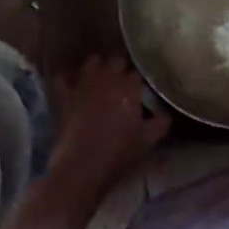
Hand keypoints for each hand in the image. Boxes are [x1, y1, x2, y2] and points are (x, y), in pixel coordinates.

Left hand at [48, 56, 169, 191]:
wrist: (82, 167)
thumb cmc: (119, 152)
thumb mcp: (148, 141)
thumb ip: (160, 123)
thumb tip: (165, 114)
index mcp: (128, 86)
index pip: (138, 74)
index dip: (140, 82)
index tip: (142, 90)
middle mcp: (106, 78)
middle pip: (116, 61)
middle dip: (121, 69)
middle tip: (124, 85)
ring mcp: (83, 84)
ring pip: (92, 62)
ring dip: (98, 68)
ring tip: (101, 80)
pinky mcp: (65, 95)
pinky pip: (63, 77)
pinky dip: (69, 78)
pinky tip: (73, 84)